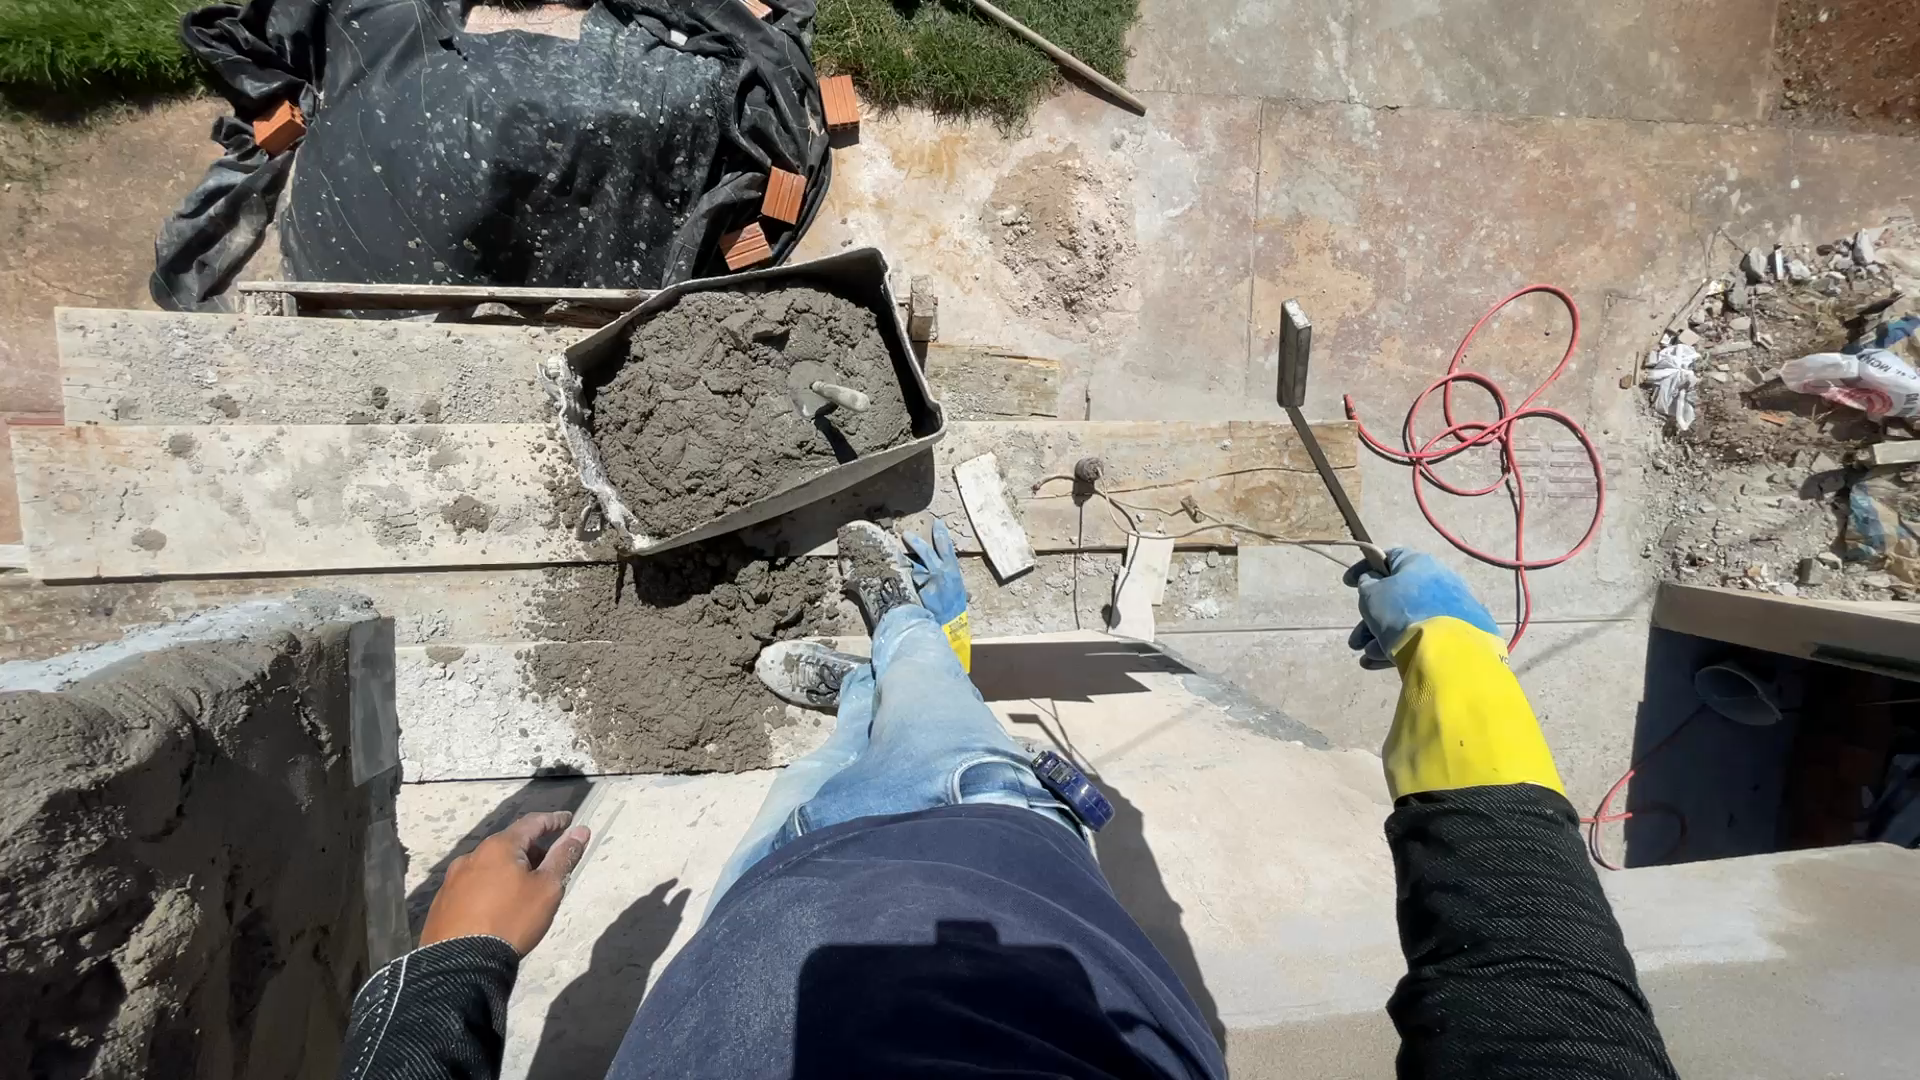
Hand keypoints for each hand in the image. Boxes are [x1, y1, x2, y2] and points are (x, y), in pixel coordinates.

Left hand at [420, 811, 589, 955]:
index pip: (532, 822)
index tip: (569, 821)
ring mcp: (452, 880)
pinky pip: (473, 884)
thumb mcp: (548, 888)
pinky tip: (497, 905)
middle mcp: (471, 856)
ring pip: (489, 864)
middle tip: (549, 864)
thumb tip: (580, 831)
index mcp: (499, 847)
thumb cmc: (511, 919)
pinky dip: (490, 885)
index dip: (554, 820)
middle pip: (510, 843)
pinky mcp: (441, 903)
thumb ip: (564, 856)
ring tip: (523, 888)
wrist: (458, 968)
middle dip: (532, 849)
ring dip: (510, 868)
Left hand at [903, 517, 967, 623]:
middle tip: (906, 534)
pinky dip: (899, 575)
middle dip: (916, 542)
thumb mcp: (960, 594)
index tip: (937, 523)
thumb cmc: (956, 609)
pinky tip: (891, 572)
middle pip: (926, 552)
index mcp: (952, 570)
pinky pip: (906, 578)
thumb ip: (956, 585)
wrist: (949, 624)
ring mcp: (926, 580)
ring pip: (913, 564)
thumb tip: (965, 591)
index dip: (941, 534)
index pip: (947, 548)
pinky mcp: (916, 588)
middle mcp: (939, 572)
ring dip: (904, 558)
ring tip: (893, 551)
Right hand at [1344, 548, 1500, 669]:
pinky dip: (1399, 644)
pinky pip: (1421, 633)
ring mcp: (1450, 608)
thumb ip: (1367, 583)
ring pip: (1405, 618)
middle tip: (1355, 637)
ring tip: (1367, 655)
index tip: (1348, 583)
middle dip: (1369, 617)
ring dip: (1380, 635)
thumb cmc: (1400, 611)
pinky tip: (1380, 661)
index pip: (1388, 557)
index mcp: (1419, 563)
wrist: (1444, 649)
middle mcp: (1438, 581)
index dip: (1364, 568)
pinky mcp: (1456, 632)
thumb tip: (1374, 581)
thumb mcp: (1370, 593)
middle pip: (1395, 596)